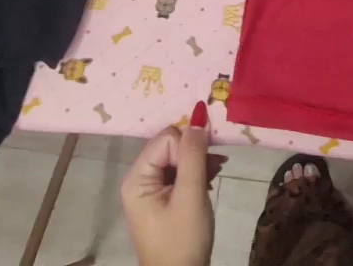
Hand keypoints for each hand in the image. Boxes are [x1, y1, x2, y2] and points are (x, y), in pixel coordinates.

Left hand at [121, 102, 224, 265]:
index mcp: (137, 177)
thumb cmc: (183, 240)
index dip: (188, 147)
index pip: (166, 138)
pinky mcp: (161, 198)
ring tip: (215, 176)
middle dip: (195, 153)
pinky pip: (179, 172)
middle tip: (215, 168)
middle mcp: (139, 178)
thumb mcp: (191, 194)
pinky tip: (209, 181)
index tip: (205, 166)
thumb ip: (194, 153)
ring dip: (199, 162)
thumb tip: (197, 112)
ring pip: (178, 157)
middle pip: (171, 145)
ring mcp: (149, 189)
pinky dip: (196, 173)